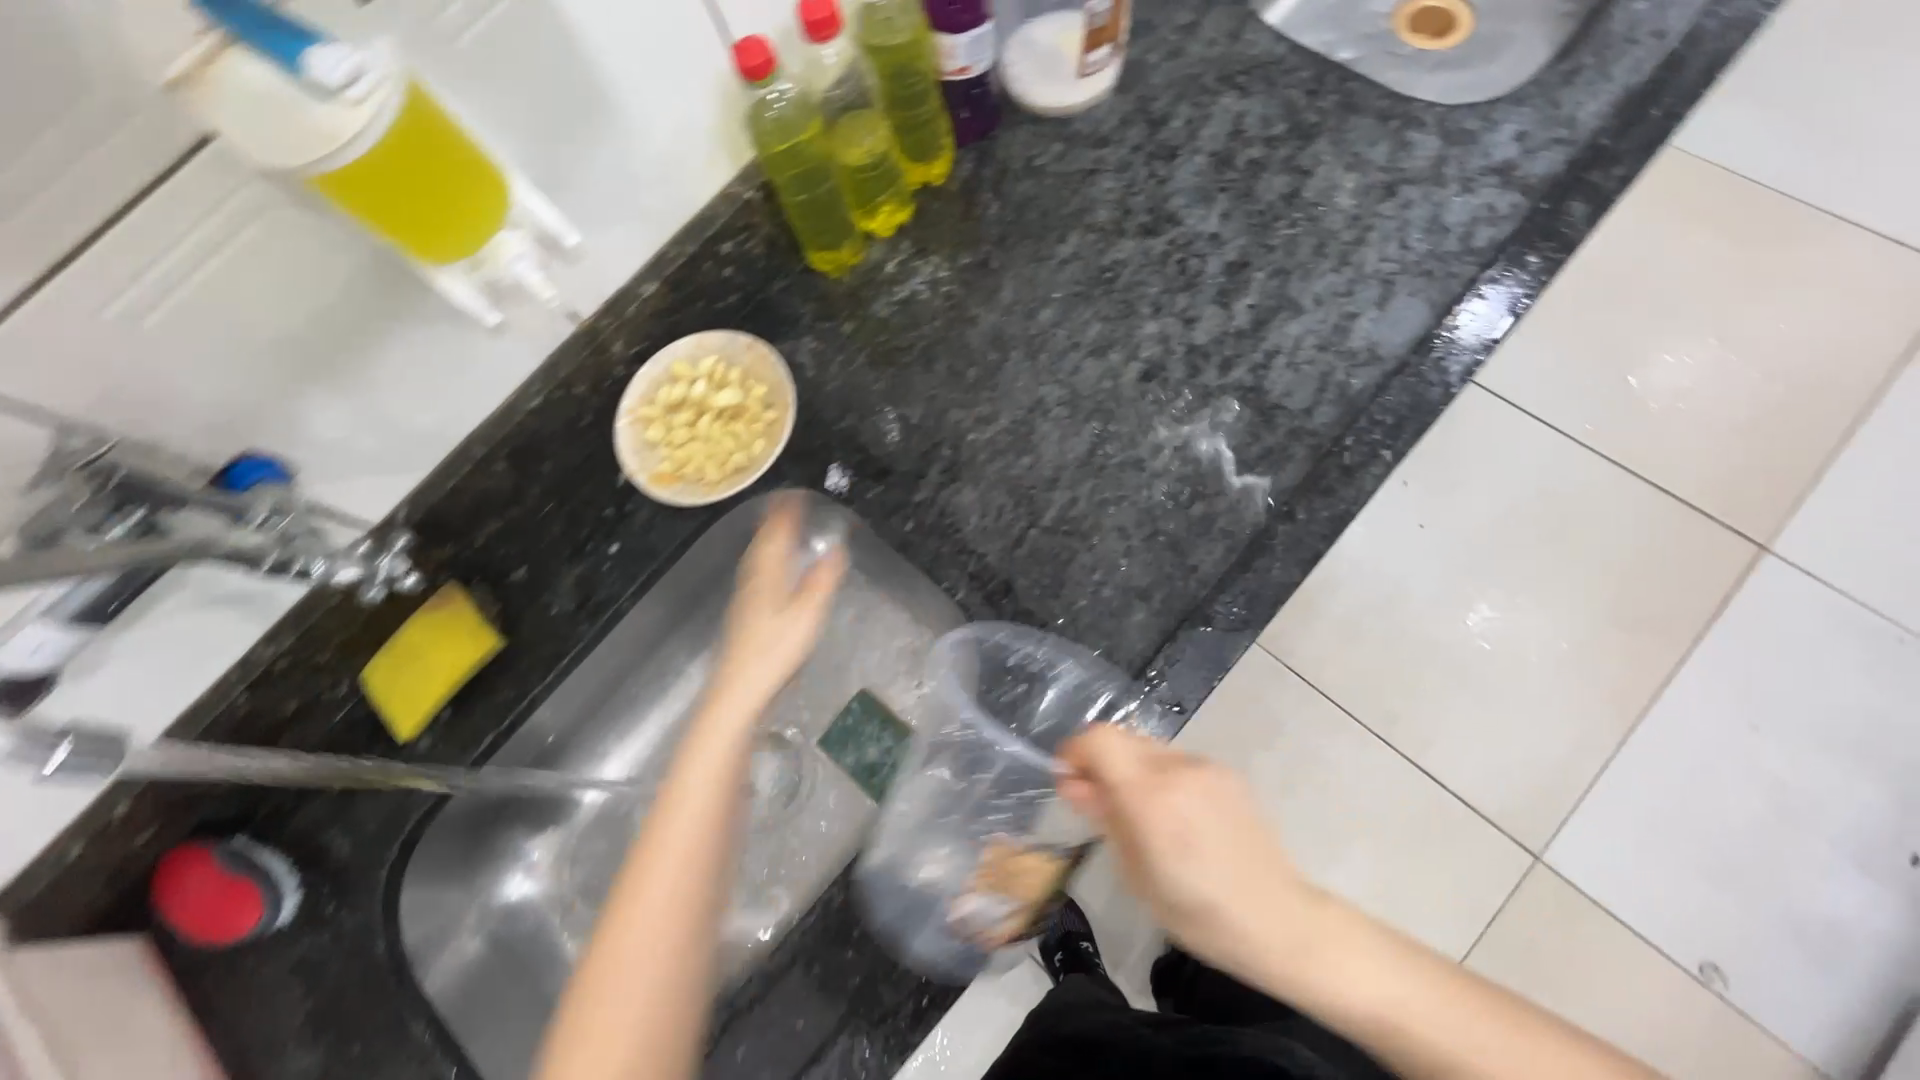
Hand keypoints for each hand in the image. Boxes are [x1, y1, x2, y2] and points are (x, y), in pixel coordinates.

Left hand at [710, 493, 847, 712]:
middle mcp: (753, 578)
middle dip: (775, 520)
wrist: (738, 688)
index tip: (795, 493)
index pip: (776, 531)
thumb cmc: (776, 650)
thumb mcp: (808, 613)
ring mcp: (745, 596)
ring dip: (768, 538)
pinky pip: (756, 571)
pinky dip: (766, 558)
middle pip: (762, 541)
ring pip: (756, 556)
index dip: (785, 511)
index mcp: (768, 572)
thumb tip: (836, 546)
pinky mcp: (743, 612)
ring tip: (780, 528)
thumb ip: (823, 578)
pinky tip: (771, 570)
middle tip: (788, 504)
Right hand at [1056, 726, 1315, 971]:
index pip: (1098, 739)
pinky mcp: (1227, 773)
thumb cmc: (1195, 912)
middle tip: (1096, 801)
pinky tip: (1174, 816)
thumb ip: (1104, 816)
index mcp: (1150, 796)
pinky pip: (1177, 762)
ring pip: (1149, 748)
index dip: (1074, 752)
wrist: (1276, 920)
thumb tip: (1072, 783)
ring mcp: (1207, 766)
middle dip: (1100, 761)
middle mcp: (1178, 768)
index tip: (1067, 780)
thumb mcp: (1135, 872)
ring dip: (1130, 769)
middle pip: (1121, 738)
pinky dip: (1160, 777)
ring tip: (1137, 814)